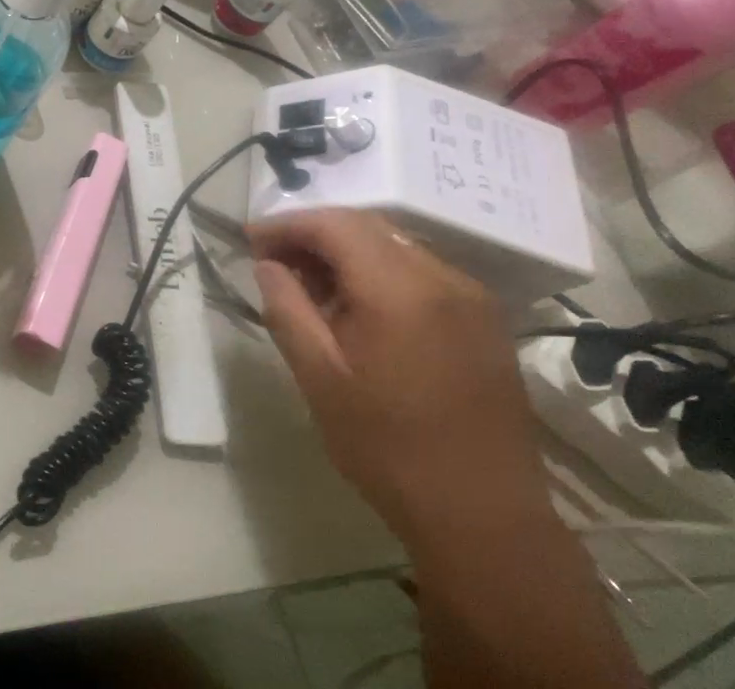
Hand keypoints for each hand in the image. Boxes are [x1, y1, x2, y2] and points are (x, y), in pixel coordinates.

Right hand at [248, 209, 546, 537]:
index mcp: (399, 290)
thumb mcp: (318, 376)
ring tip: (308, 288)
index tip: (249, 241)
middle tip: (271, 262)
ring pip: (396, 248)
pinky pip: (422, 274)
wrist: (480, 510)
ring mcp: (472, 299)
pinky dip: (379, 274)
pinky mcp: (485, 322)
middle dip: (314, 235)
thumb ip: (287, 309)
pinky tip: (357, 310)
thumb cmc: (385, 445)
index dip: (285, 225)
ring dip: (346, 253)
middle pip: (368, 228)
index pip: (334, 225)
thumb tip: (268, 265)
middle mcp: (443, 280)